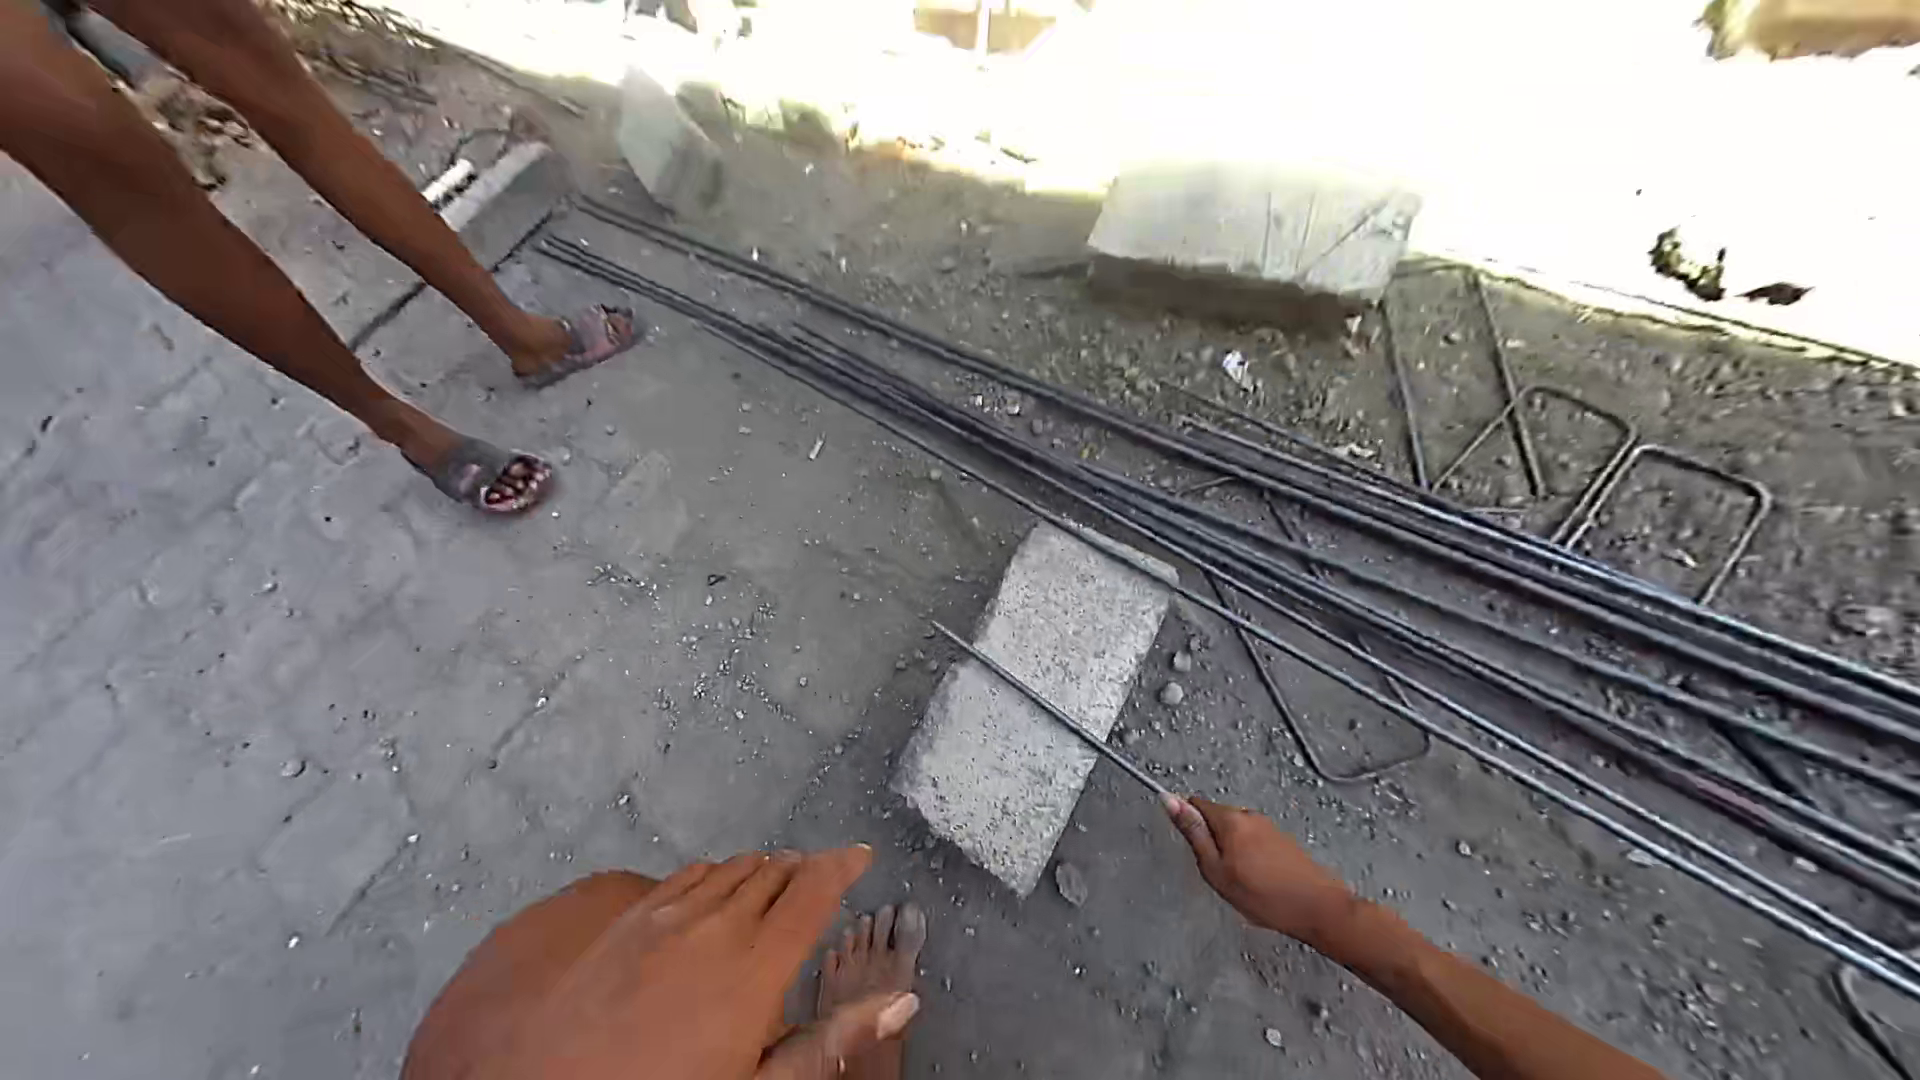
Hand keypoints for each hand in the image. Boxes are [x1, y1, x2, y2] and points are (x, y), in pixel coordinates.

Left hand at [480, 848, 918, 1079]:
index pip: (817, 887)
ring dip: (766, 870)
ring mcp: (673, 912)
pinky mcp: (633, 914)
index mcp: (759, 961)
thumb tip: (904, 1000)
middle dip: (806, 870)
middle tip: (819, 882)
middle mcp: (722, 920)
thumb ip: (833, 1040)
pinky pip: (694, 872)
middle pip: (780, 870)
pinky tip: (717, 891)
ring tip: (776, 884)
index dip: (845, 863)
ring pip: (739, 866)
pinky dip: (721, 873)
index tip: (863, 853)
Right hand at [1164, 794, 1359, 946]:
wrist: (1320, 911)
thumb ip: (1192, 833)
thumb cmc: (1268, 897)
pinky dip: (1251, 858)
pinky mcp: (1283, 840)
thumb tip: (1169, 801)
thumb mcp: (1216, 870)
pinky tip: (1261, 883)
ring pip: (1235, 832)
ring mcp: (1268, 827)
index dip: (1189, 825)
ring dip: (1233, 851)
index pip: (1194, 803)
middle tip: (1220, 873)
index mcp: (1230, 818)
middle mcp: (1249, 815)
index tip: (1196, 849)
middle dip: (1212, 842)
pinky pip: (1254, 842)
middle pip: (1216, 818)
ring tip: (1243, 882)